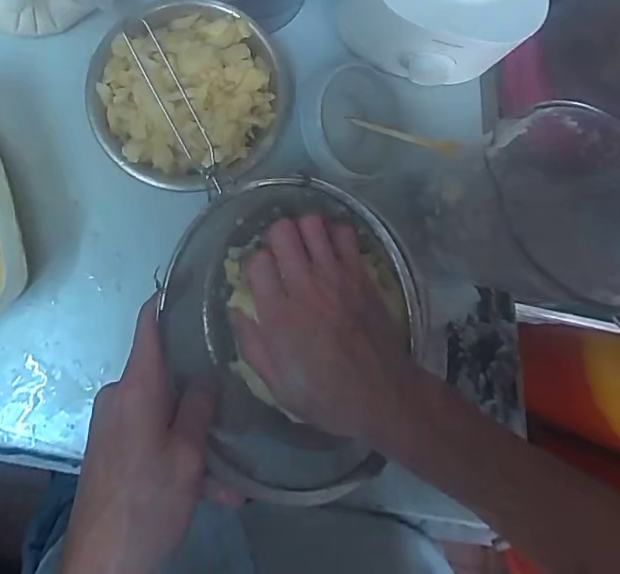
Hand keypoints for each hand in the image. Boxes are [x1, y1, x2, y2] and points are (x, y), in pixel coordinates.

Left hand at [63, 297, 234, 573]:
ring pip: (161, 412)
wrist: (99, 565)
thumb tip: (205, 377)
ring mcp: (111, 422)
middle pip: (163, 371)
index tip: (190, 282)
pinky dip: (174, 453)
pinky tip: (206, 489)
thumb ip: (198, 408)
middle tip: (232, 402)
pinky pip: (149, 435)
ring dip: (192, 436)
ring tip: (227, 474)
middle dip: (197, 391)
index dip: (166, 299)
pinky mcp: (109, 448)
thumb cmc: (146, 500)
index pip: (147, 323)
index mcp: (136, 385)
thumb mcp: (187, 456)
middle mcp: (119, 395)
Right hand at [230, 215, 418, 441]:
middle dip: (275, 237)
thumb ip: (252, 344)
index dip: (255, 264)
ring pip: (311, 224)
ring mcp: (335, 276)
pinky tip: (331, 250)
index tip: (261, 277)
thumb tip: (236, 311)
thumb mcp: (276, 385)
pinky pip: (344, 232)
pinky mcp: (360, 273)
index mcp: (279, 316)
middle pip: (282, 231)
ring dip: (303, 231)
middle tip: (280, 255)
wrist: (382, 395)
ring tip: (305, 248)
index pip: (257, 261)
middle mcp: (305, 287)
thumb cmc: (325, 396)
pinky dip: (334, 233)